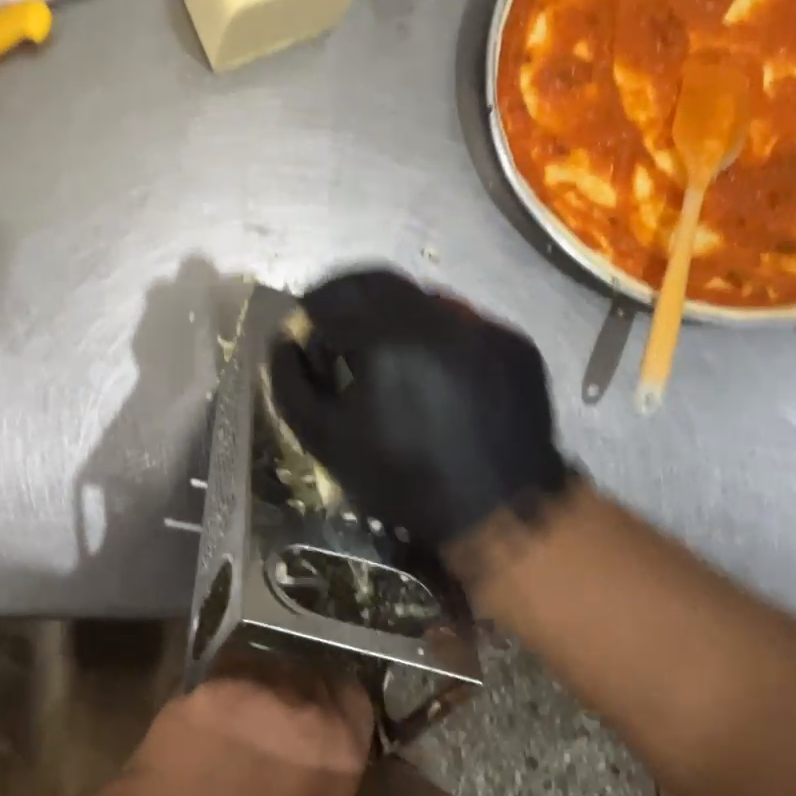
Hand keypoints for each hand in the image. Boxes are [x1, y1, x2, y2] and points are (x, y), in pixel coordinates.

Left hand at [94, 654, 374, 795]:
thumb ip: (331, 759)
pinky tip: (218, 696)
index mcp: (342, 750)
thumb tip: (333, 730)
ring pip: (269, 662)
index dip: (335, 692)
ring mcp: (260, 692)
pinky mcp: (217, 683)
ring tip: (247, 698)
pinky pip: (230, 665)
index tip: (322, 696)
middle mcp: (309, 710)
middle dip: (297, 681)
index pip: (352, 692)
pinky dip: (227, 675)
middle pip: (310, 670)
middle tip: (279, 698)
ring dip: (261, 675)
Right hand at [267, 268, 569, 554]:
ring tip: (383, 356)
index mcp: (387, 339)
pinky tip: (429, 374)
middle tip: (331, 330)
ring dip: (388, 315)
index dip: (306, 322)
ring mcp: (480, 326)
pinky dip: (432, 336)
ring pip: (417, 297)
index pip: (327, 302)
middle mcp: (437, 319)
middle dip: (342, 300)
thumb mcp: (324, 439)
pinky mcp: (511, 341)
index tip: (303, 344)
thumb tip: (284, 341)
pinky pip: (457, 321)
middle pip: (373, 282)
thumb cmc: (403, 479)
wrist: (504, 514)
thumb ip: (290, 381)